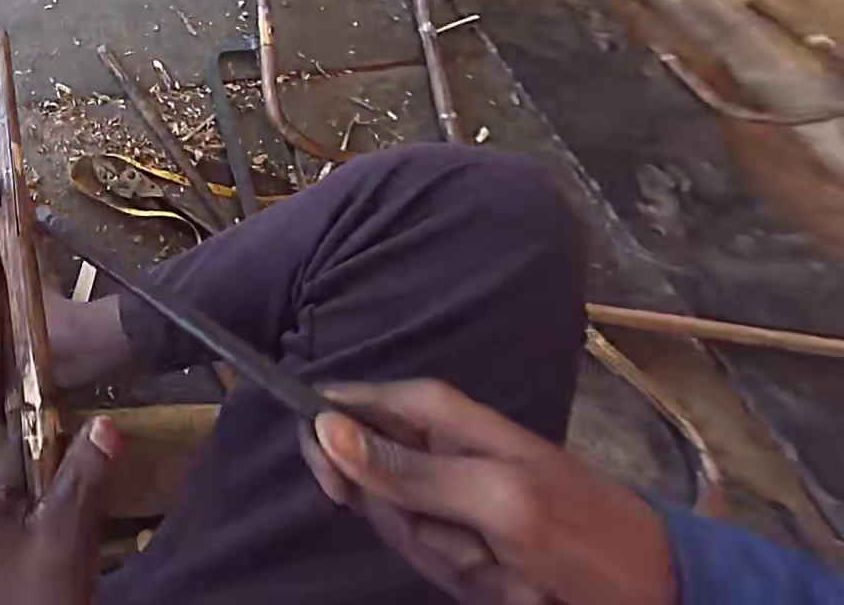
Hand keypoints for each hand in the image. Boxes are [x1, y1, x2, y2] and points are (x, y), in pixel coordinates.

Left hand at [0, 416, 124, 604]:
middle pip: (36, 472)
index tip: (101, 442)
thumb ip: (82, 478)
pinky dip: (68, 546)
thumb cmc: (35, 603)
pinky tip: (81, 568)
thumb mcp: (61, 537)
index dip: (62, 437)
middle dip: (72, 487)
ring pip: (46, 506)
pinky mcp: (12, 568)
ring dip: (75, 520)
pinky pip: (45, 537)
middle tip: (96, 505)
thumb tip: (106, 423)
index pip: (23, 440)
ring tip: (86, 548)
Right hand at [300, 380, 674, 604]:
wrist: (669, 596)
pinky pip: (421, 546)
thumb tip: (319, 425)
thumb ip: (405, 467)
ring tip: (503, 569)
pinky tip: (507, 580)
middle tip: (463, 544)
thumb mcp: (496, 500)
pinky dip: (462, 574)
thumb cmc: (584, 533)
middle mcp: (417, 437)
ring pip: (389, 517)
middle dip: (404, 520)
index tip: (342, 493)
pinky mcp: (451, 522)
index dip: (324, 445)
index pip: (330, 404)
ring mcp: (434, 482)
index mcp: (420, 407)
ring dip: (441, 555)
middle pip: (356, 472)